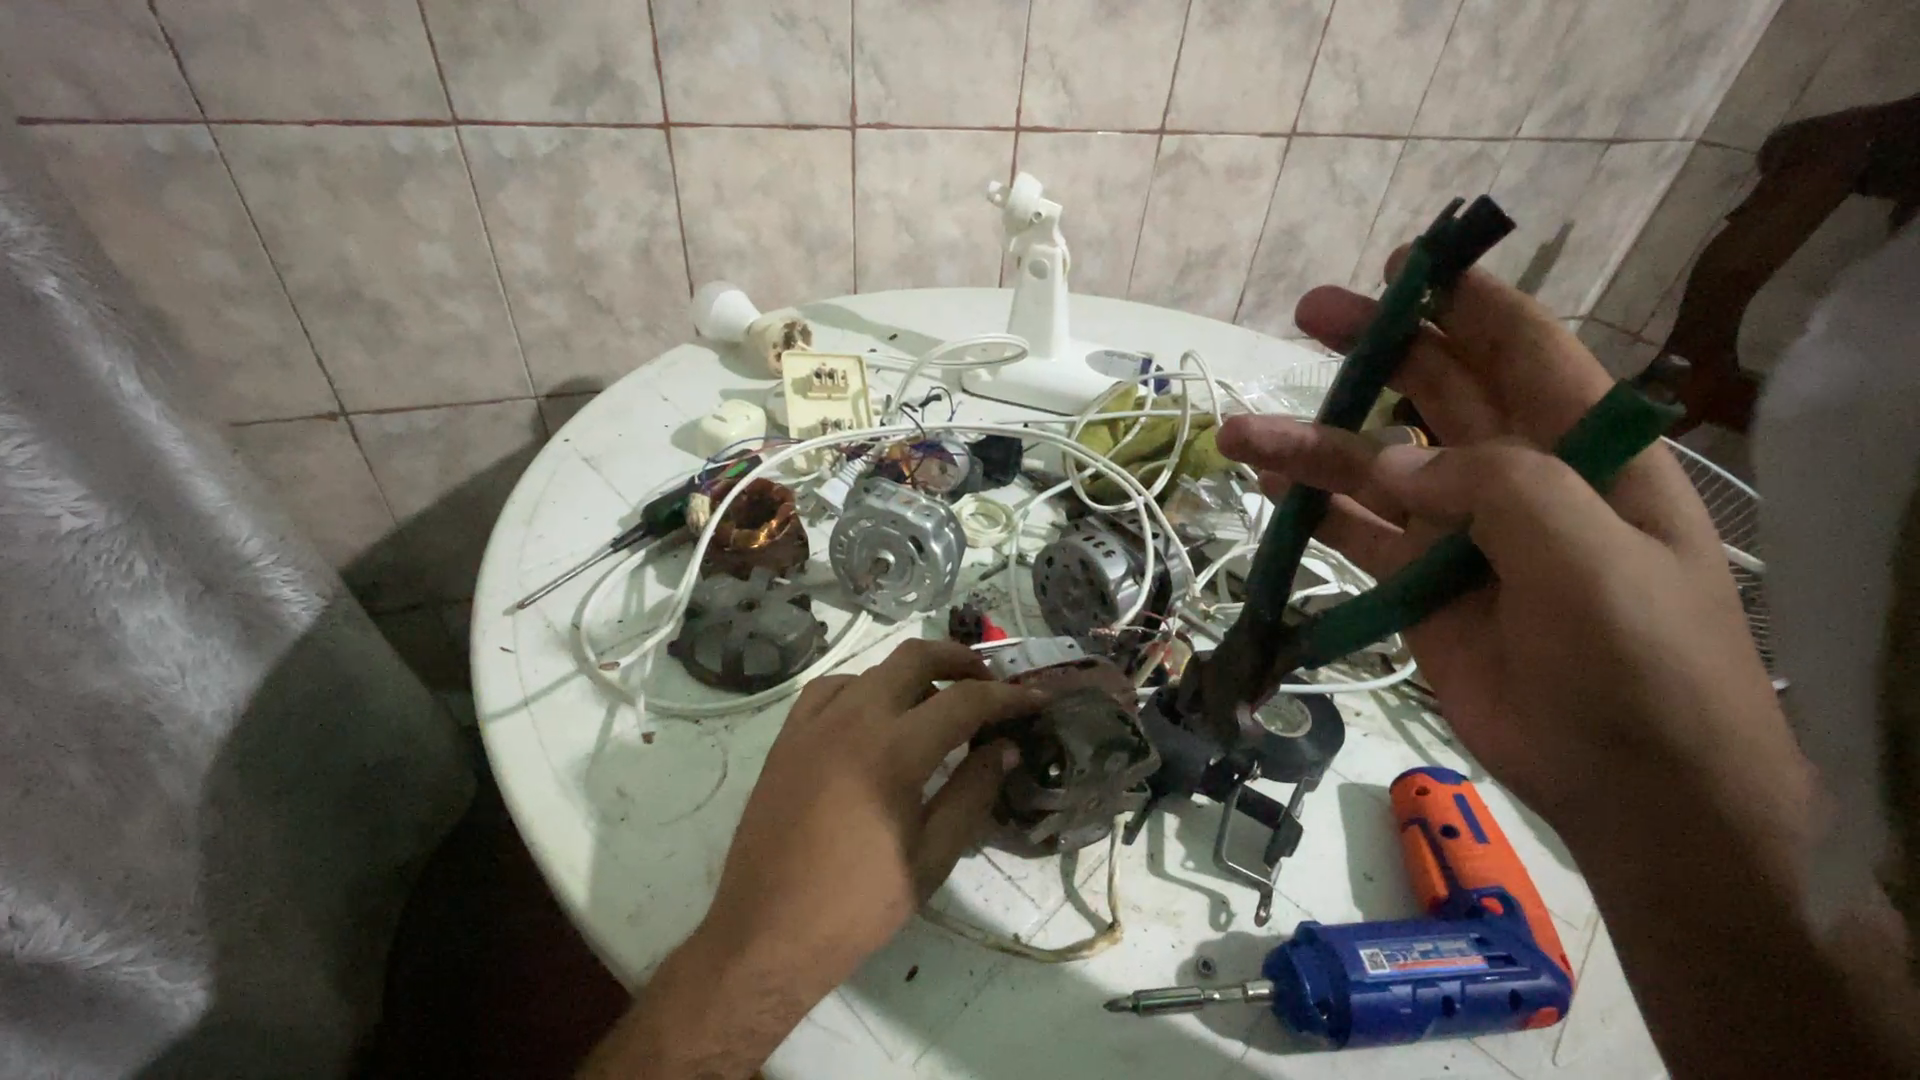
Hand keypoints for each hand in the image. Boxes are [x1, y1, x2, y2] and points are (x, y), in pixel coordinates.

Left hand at [699, 639, 1040, 990]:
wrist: (766, 932)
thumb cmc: (857, 906)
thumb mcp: (931, 858)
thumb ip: (972, 793)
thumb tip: (1004, 747)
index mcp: (893, 751)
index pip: (964, 701)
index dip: (1007, 697)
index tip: (1035, 700)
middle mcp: (852, 719)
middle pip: (916, 657)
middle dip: (962, 662)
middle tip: (992, 687)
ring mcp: (813, 723)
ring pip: (874, 669)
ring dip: (914, 675)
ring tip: (940, 704)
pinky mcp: (787, 737)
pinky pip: (831, 689)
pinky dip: (865, 688)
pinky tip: (876, 715)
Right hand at [1216, 257, 1803, 831]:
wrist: (1632, 783)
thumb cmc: (1640, 660)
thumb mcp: (1588, 555)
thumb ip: (1494, 487)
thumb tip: (1389, 464)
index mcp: (1584, 451)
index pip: (1523, 349)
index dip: (1464, 300)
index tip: (1402, 264)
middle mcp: (1518, 477)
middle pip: (1437, 391)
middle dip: (1376, 350)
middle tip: (1309, 314)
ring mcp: (1461, 533)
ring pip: (1376, 466)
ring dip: (1312, 443)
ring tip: (1240, 430)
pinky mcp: (1416, 586)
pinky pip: (1356, 532)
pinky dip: (1312, 508)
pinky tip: (1267, 486)